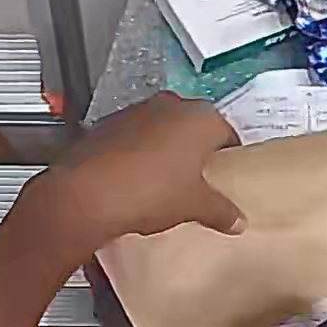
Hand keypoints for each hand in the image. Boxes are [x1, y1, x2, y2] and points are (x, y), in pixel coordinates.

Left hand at [12, 92, 244, 258]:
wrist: (87, 194)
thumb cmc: (151, 192)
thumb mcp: (194, 206)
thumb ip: (221, 210)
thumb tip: (238, 221)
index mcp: (200, 117)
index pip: (227, 134)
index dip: (228, 159)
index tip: (224, 179)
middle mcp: (169, 105)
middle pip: (192, 129)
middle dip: (195, 153)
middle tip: (196, 183)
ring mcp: (135, 111)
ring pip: (161, 131)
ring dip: (164, 152)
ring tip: (162, 185)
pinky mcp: (106, 124)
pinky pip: (133, 138)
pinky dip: (137, 155)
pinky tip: (133, 181)